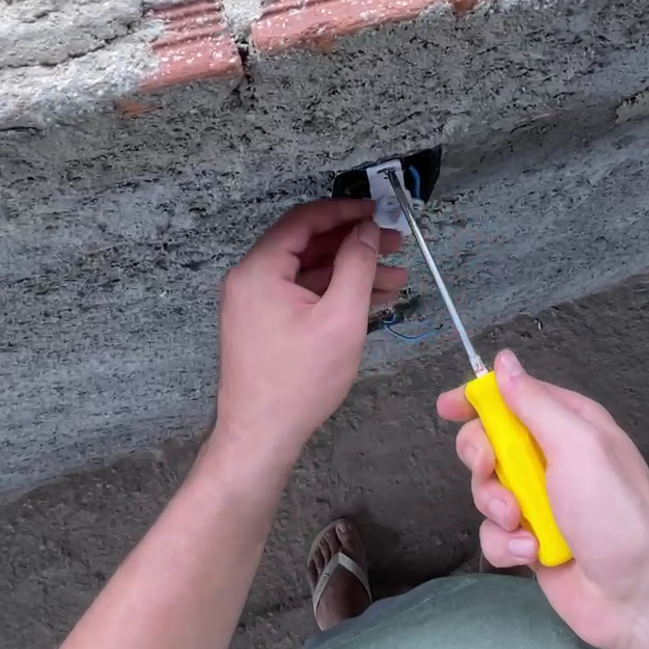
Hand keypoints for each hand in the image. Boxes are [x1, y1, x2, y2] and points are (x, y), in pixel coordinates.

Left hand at [216, 200, 406, 465]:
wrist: (261, 438)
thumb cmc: (299, 381)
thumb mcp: (340, 318)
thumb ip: (357, 265)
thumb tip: (368, 229)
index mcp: (260, 269)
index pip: (305, 219)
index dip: (346, 210)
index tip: (380, 211)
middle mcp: (252, 278)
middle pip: (309, 244)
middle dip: (355, 243)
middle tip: (395, 243)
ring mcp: (257, 301)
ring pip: (311, 271)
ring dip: (352, 270)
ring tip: (396, 276)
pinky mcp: (266, 322)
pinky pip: (304, 293)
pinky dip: (336, 292)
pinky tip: (373, 297)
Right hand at [437, 351, 648, 648]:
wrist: (638, 598)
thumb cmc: (613, 510)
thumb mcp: (577, 445)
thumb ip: (534, 403)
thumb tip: (504, 361)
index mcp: (567, 423)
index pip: (513, 396)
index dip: (477, 399)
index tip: (448, 407)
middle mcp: (551, 456)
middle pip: (489, 441)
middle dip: (482, 457)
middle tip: (491, 470)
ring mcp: (539, 500)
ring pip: (486, 488)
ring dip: (496, 506)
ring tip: (520, 522)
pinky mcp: (529, 539)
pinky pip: (493, 532)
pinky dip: (506, 543)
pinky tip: (530, 552)